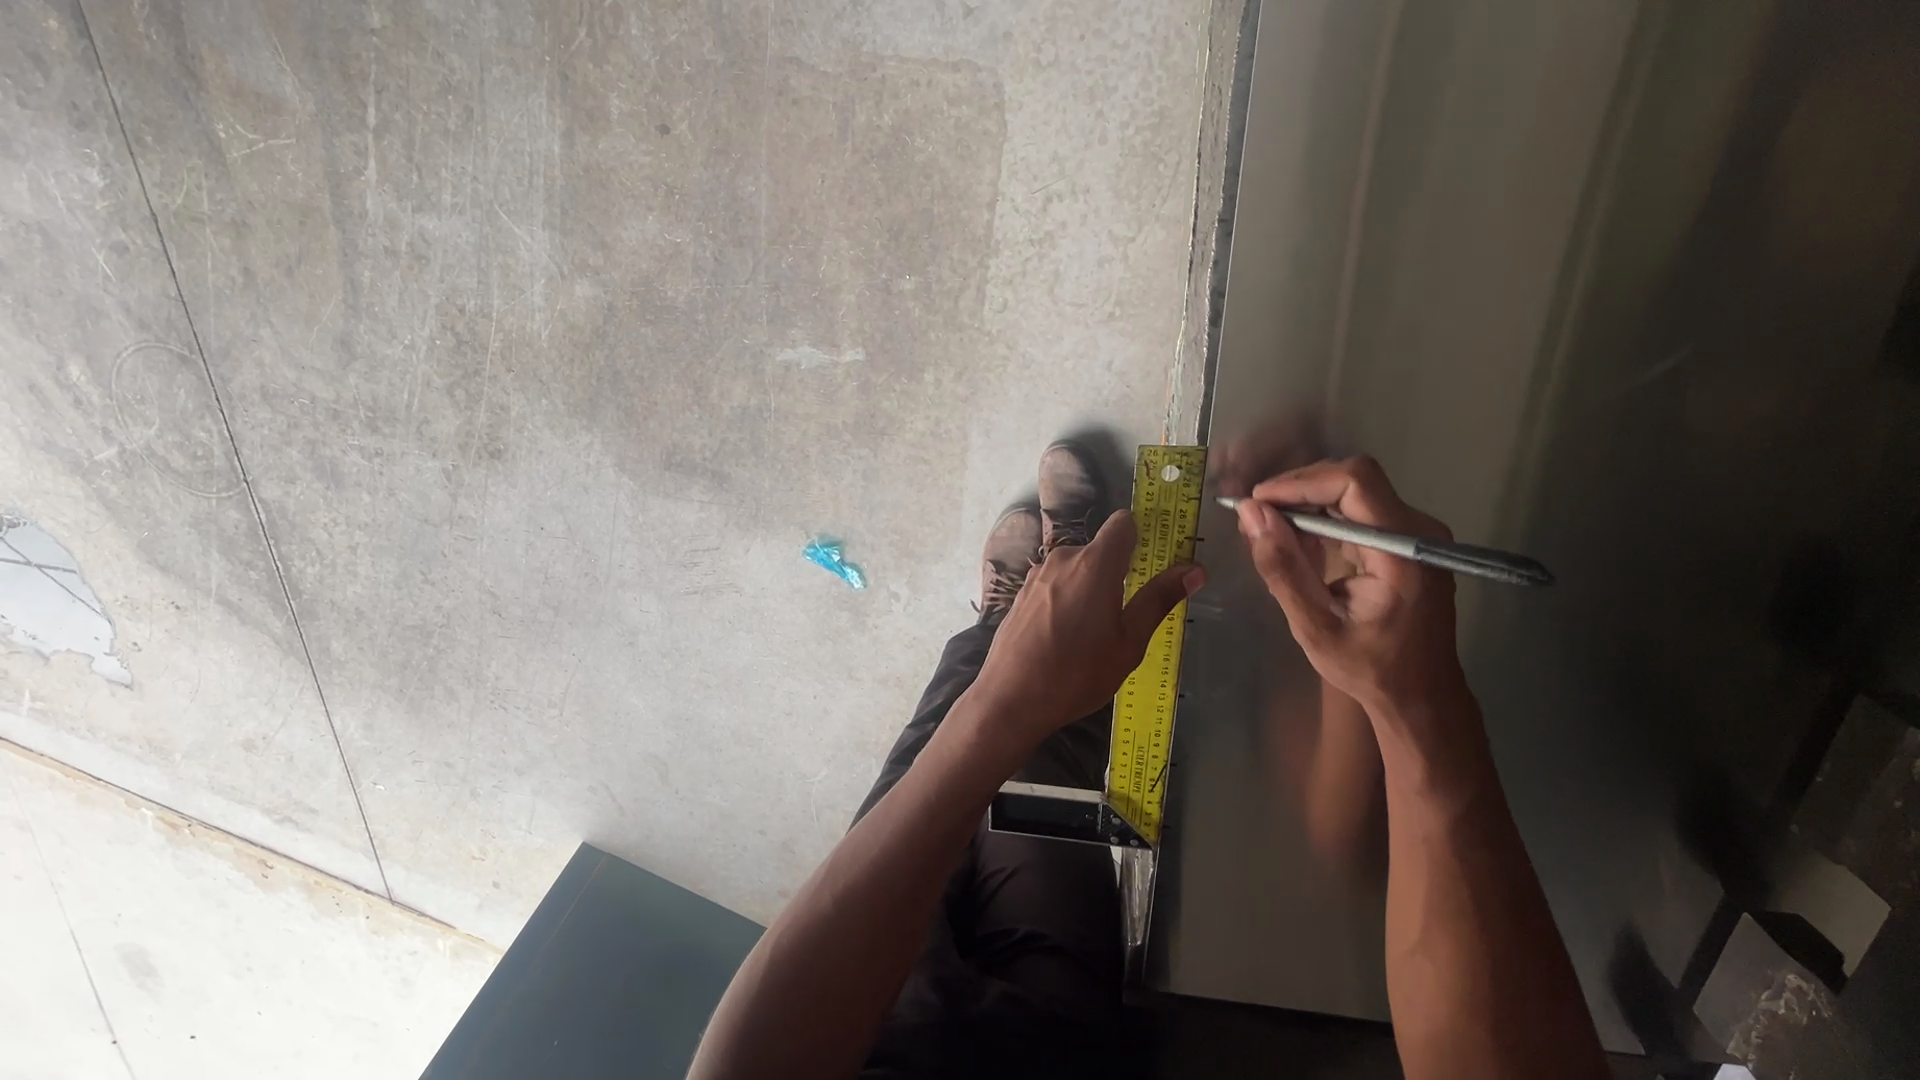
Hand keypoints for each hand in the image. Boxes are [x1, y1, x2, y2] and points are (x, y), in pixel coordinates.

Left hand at [971, 511, 1204, 752]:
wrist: (1009, 699)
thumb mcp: (1129, 643)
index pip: (1123, 523)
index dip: (1142, 537)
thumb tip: (1195, 570)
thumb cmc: (1077, 674)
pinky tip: (1065, 637)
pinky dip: (1067, 600)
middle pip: (1100, 550)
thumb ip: (1159, 600)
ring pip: (1076, 569)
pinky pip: (1054, 585)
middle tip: (1126, 614)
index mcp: (1095, 564)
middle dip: (1117, 573)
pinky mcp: (1020, 594)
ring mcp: (1036, 575)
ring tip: (1094, 633)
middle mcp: (1063, 559)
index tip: (1153, 563)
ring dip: (1090, 589)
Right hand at [1235, 456, 1466, 716]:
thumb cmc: (1368, 667)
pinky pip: (1359, 513)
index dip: (1300, 483)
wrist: (1420, 695)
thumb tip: (1250, 513)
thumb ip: (1282, 566)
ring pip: (1353, 493)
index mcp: (1402, 550)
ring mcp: (1415, 534)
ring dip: (1307, 506)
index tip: (1257, 503)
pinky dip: (1322, 520)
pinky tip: (1297, 544)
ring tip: (1268, 531)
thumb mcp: (1313, 624)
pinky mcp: (1406, 542)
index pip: (1353, 483)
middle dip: (1298, 492)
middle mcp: (1417, 530)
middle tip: (1255, 517)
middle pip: (1353, 481)